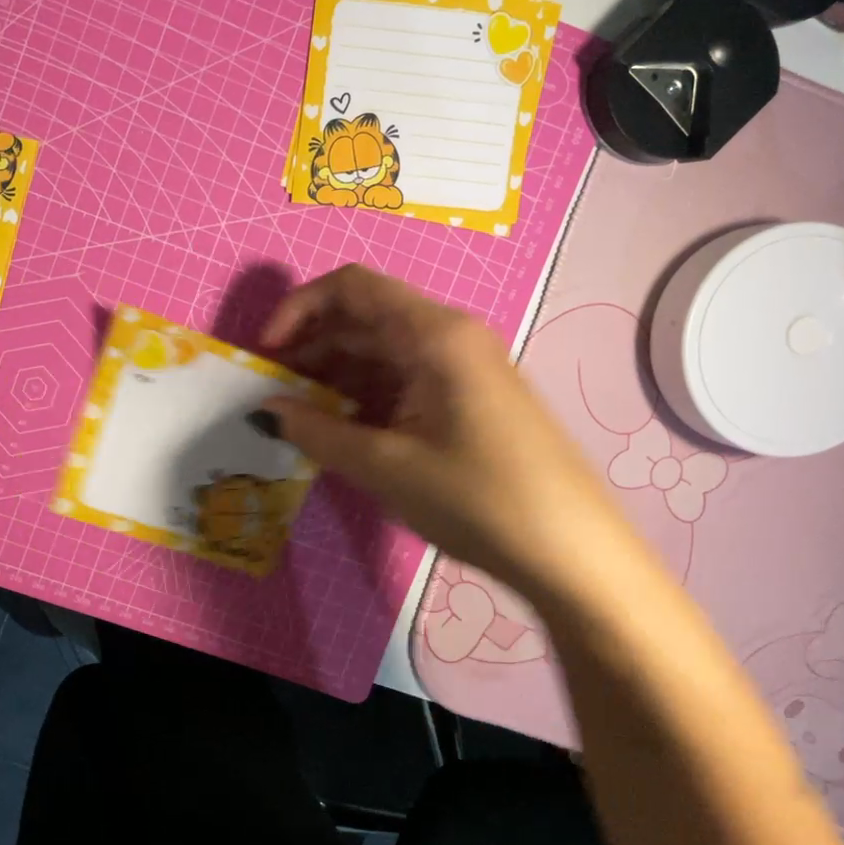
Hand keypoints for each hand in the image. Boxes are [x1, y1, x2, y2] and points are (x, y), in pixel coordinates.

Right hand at [257, 266, 639, 601]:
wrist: (576, 557)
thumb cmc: (478, 500)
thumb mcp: (384, 466)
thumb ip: (316, 430)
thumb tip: (267, 409)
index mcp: (434, 334)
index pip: (351, 287)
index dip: (298, 308)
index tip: (267, 354)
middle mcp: (450, 336)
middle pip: (364, 316)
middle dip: (312, 346)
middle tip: (277, 393)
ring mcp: (464, 367)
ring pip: (382, 349)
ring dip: (335, 374)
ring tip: (304, 417)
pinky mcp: (470, 398)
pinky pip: (404, 377)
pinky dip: (365, 394)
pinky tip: (346, 431)